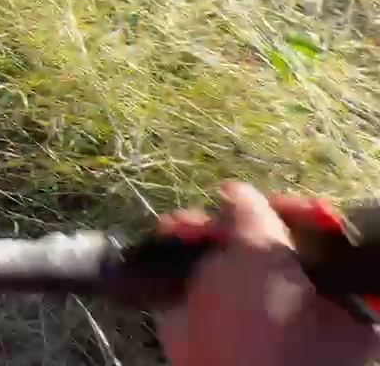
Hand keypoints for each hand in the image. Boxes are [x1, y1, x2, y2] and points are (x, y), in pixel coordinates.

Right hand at [155, 182, 379, 365]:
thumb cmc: (261, 322)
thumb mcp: (265, 263)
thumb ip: (256, 219)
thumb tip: (239, 190)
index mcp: (342, 295)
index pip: (331, 241)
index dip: (304, 215)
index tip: (275, 202)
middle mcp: (304, 293)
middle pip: (269, 235)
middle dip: (232, 219)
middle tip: (214, 220)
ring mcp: (256, 294)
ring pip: (229, 241)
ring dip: (200, 226)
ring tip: (181, 229)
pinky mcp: (216, 296)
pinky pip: (203, 256)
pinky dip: (184, 241)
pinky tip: (172, 236)